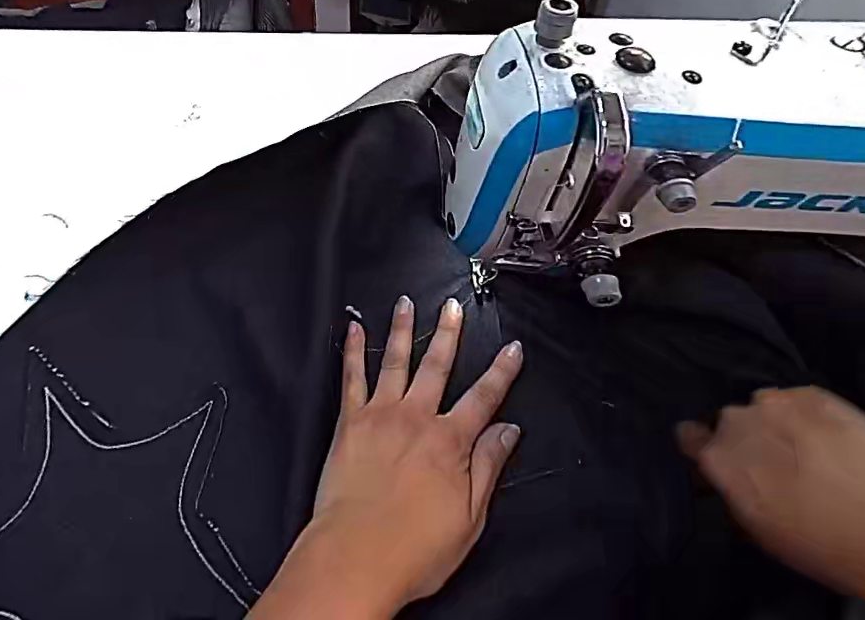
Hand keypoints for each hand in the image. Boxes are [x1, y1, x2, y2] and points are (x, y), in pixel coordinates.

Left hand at [249, 296, 524, 619]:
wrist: (353, 561)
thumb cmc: (412, 549)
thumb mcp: (469, 518)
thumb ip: (489, 467)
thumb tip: (509, 431)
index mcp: (449, 441)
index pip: (484, 397)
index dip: (502, 371)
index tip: (513, 348)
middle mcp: (417, 417)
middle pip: (438, 365)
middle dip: (449, 332)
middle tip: (454, 306)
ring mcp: (382, 415)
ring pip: (396, 361)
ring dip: (403, 329)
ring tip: (407, 303)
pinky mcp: (351, 423)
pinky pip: (352, 379)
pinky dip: (355, 352)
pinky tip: (356, 330)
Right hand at [677, 387, 864, 601]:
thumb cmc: (839, 551)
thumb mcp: (773, 537)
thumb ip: (740, 496)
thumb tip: (733, 478)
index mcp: (724, 463)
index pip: (689, 437)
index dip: (699, 443)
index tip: (710, 449)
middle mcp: (741, 423)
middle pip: (730, 422)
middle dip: (748, 438)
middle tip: (779, 465)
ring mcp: (777, 401)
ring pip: (764, 408)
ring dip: (777, 424)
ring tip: (811, 452)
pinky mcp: (814, 391)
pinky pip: (796, 399)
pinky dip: (807, 416)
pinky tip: (833, 441)